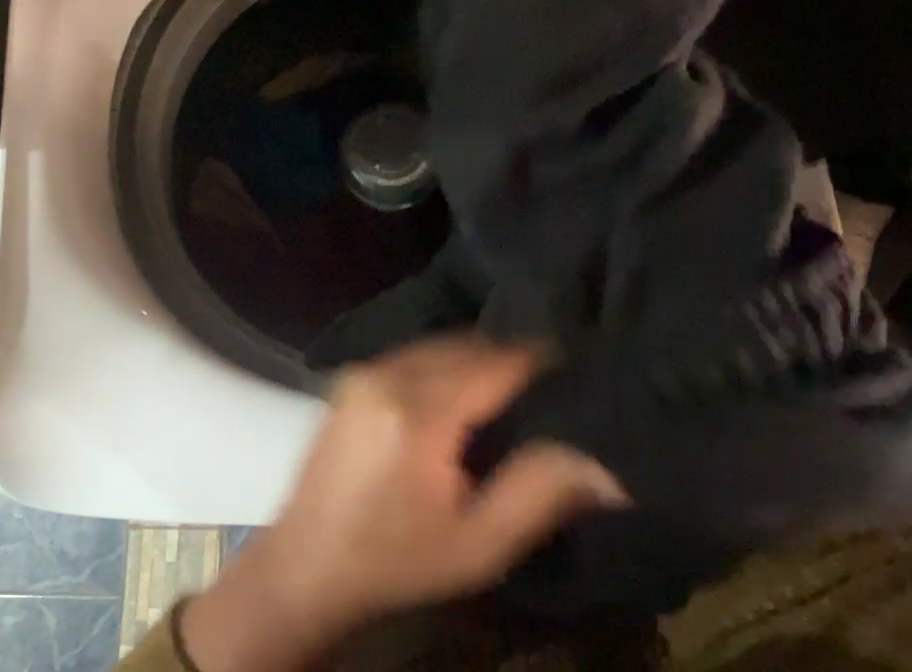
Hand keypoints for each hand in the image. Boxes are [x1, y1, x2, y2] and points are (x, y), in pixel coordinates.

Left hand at [182, 337, 626, 671]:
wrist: (303, 569)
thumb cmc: (395, 562)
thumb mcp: (477, 544)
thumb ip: (541, 493)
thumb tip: (609, 467)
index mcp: (418, 410)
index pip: (498, 361)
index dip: (545, 361)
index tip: (583, 371)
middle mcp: (387, 373)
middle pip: (468, 345)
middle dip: (514, 357)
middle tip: (557, 383)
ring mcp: (363, 371)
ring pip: (441, 344)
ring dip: (481, 357)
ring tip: (520, 386)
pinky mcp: (352, 378)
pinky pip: (415, 353)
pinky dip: (448, 362)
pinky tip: (469, 391)